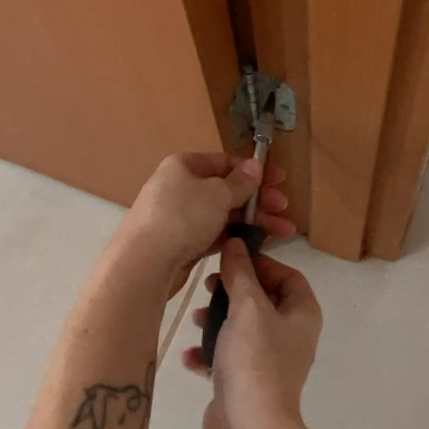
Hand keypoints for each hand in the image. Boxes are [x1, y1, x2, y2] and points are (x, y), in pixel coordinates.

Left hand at [114, 152, 293, 296]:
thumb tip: (255, 165)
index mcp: (184, 166)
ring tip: (284, 231)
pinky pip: (216, 234)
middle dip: (259, 199)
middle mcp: (180, 188)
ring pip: (224, 214)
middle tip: (284, 208)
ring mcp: (180, 217)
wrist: (144, 265)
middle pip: (227, 189)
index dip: (254, 171)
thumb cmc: (182, 217)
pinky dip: (237, 236)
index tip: (280, 180)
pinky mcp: (183, 243)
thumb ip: (241, 181)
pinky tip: (258, 242)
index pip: (225, 162)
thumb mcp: (217, 194)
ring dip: (254, 220)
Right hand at [183, 238, 321, 428]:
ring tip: (194, 319)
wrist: (250, 427)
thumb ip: (240, 273)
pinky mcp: (247, 382)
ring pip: (242, 328)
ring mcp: (270, 361)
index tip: (231, 259)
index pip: (288, 276)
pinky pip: (227, 357)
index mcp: (303, 314)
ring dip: (217, 320)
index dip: (261, 264)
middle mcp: (291, 335)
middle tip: (208, 286)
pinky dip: (209, 353)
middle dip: (233, 291)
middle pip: (262, 300)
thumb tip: (235, 244)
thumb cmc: (255, 359)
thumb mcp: (247, 307)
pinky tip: (189, 356)